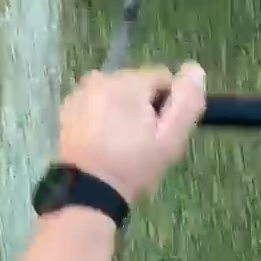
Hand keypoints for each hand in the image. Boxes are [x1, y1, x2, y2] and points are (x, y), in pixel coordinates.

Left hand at [58, 63, 206, 200]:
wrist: (87, 191)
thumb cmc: (133, 166)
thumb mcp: (171, 139)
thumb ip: (187, 102)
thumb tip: (194, 69)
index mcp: (129, 81)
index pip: (163, 79)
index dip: (168, 106)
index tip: (160, 133)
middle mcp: (101, 77)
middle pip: (136, 85)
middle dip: (143, 108)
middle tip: (142, 142)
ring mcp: (80, 93)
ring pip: (115, 94)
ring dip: (122, 111)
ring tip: (121, 144)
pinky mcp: (67, 110)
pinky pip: (95, 105)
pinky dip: (101, 118)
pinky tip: (102, 143)